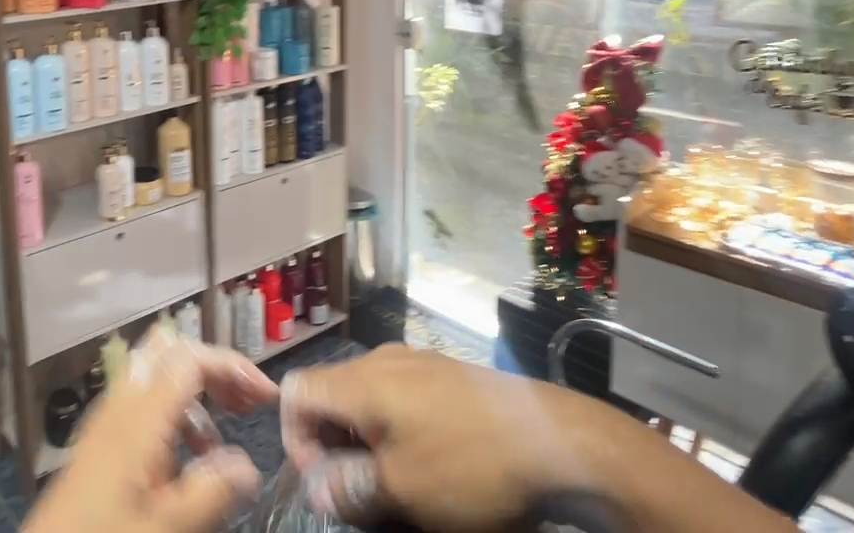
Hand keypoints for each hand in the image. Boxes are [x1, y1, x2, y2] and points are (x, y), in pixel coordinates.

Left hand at [25, 328, 278, 532]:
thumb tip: (247, 466)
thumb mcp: (163, 527)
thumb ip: (209, 493)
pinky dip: (174, 414)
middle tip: (244, 402)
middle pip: (170, 350)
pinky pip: (144, 403)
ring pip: (157, 374)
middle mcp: (121, 404)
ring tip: (218, 444)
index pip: (190, 357)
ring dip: (195, 394)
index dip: (232, 365)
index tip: (265, 395)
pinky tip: (187, 458)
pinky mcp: (101, 437)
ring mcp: (107, 417)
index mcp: (138, 418)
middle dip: (213, 367)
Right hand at [280, 344, 623, 532]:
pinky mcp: (448, 376)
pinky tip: (429, 464)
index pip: (296, 390)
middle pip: (330, 394)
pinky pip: (400, 398)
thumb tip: (320, 488)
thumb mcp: (401, 491)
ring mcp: (418, 363)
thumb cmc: (469, 466)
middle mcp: (383, 360)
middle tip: (359, 493)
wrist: (559, 441)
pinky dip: (396, 430)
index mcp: (361, 380)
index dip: (294, 439)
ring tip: (395, 484)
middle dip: (332, 445)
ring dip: (365, 442)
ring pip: (367, 398)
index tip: (325, 482)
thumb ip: (348, 489)